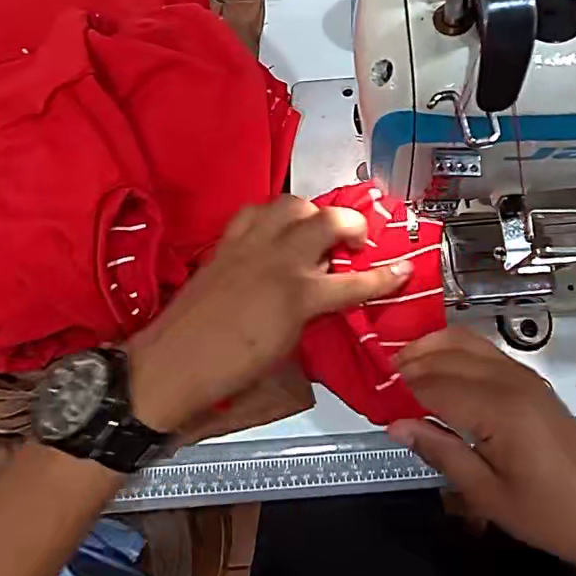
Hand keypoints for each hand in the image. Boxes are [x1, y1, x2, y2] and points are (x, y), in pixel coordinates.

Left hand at [126, 196, 410, 430]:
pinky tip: (276, 230)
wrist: (170, 367)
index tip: (405, 269)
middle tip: (358, 243)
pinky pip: (257, 210)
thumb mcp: (288, 350)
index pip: (356, 282)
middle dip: (354, 226)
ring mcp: (251, 245)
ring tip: (318, 231)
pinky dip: (274, 214)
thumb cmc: (232, 371)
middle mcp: (279, 261)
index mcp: (299, 296)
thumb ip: (316, 316)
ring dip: (314, 212)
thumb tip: (331, 300)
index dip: (386, 277)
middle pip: (328, 221)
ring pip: (294, 204)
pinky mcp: (227, 242)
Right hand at [388, 327, 575, 575]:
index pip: (435, 385)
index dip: (401, 387)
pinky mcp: (531, 380)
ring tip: (402, 365)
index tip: (372, 390)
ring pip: (467, 342)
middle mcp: (510, 380)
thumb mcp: (487, 494)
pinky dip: (455, 350)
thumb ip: (441, 451)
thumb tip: (396, 425)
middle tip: (379, 375)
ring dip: (432, 347)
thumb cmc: (548, 514)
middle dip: (412, 361)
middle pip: (448, 355)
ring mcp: (523, 375)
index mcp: (499, 408)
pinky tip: (438, 366)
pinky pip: (484, 351)